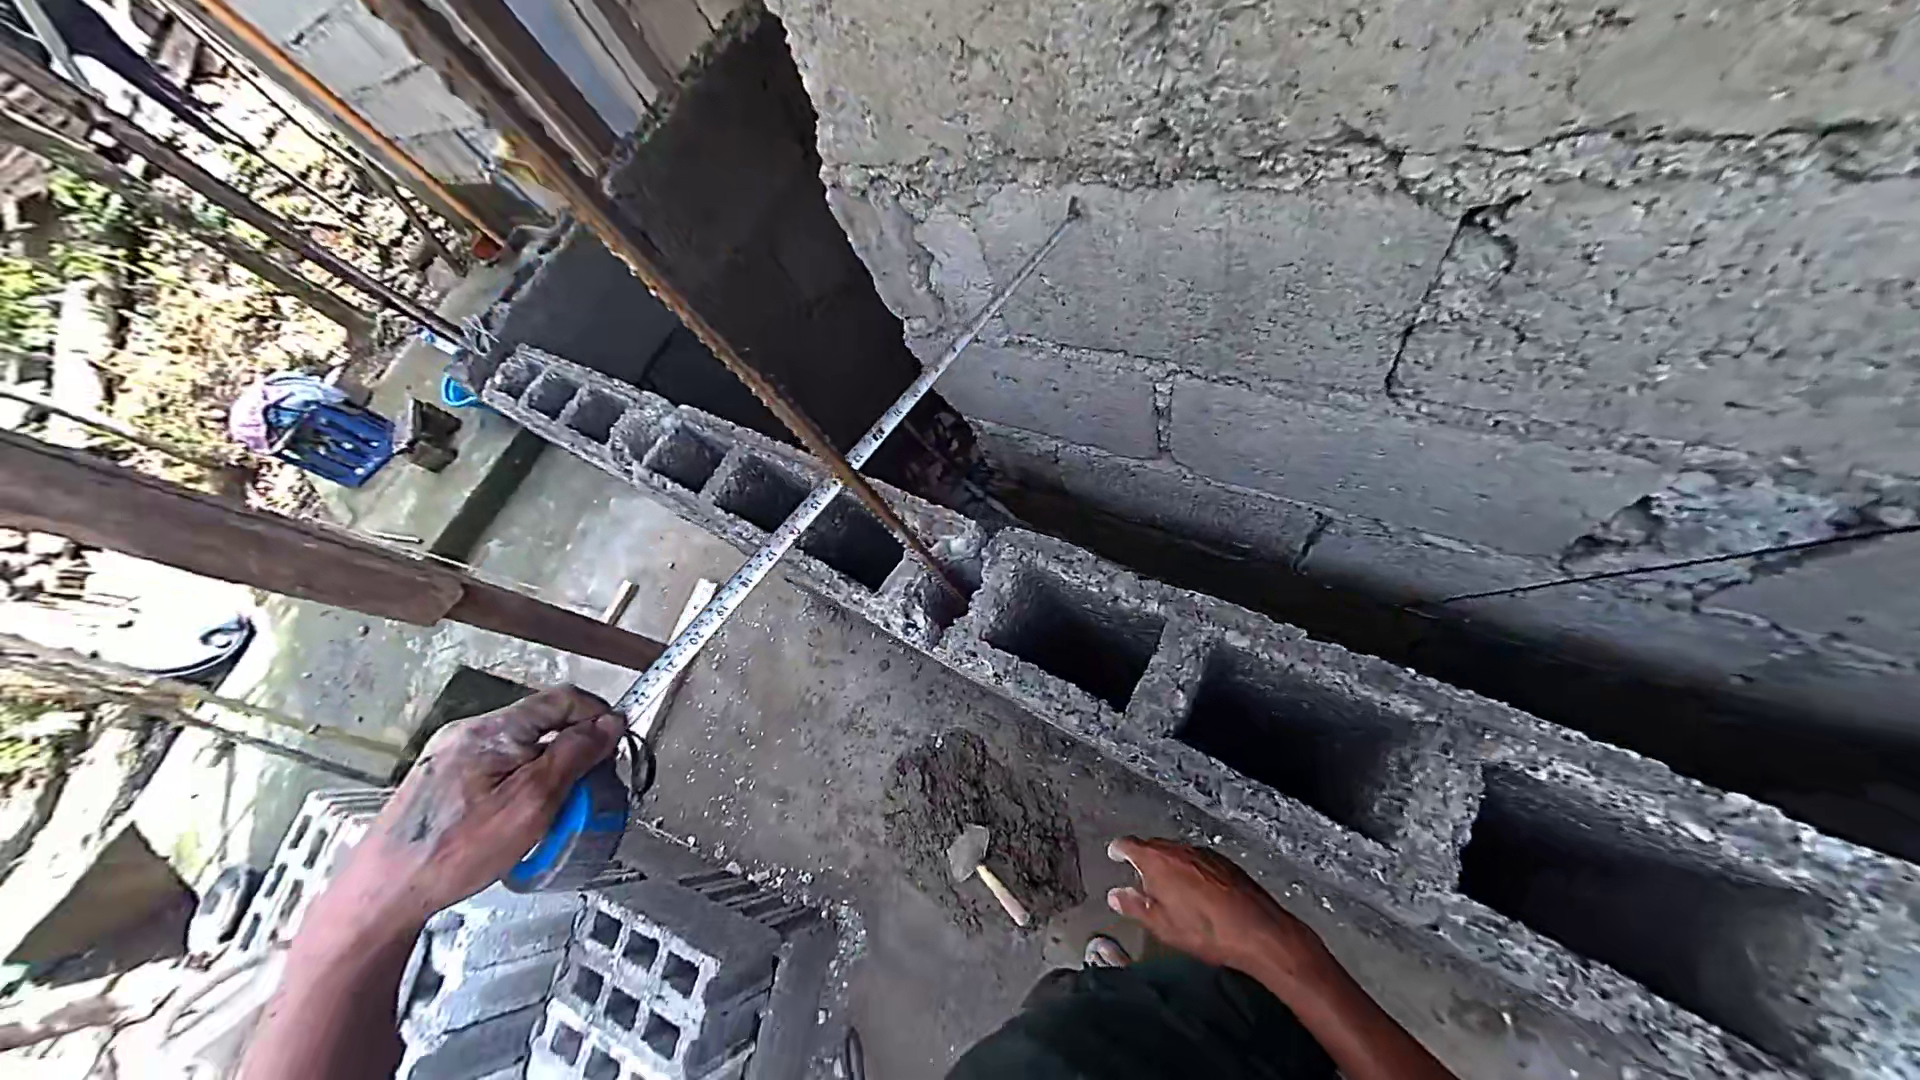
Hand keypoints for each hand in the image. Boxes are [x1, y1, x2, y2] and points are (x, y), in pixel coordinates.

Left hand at [317, 686, 625, 939]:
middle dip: (575, 749)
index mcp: (492, 729)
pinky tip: (521, 816)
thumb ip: (576, 755)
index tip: (615, 742)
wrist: (379, 901)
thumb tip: (609, 724)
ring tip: (555, 807)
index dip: (599, 716)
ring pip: (524, 746)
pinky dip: (524, 782)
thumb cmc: (450, 855)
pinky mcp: (442, 780)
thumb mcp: (534, 802)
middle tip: (588, 784)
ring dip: (550, 768)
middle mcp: (468, 733)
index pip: (565, 698)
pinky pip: (500, 766)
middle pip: (545, 722)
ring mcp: (451, 756)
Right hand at [1106, 836, 1334, 995]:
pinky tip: (1198, 895)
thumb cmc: (1206, 930)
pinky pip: (1197, 860)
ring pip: (1176, 854)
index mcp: (1156, 860)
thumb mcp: (1161, 925)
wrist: (1256, 931)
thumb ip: (1134, 906)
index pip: (1128, 844)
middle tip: (1142, 881)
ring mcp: (1202, 853)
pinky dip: (1191, 871)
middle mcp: (1178, 849)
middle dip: (1144, 861)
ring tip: (1172, 893)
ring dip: (1169, 867)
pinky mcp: (1222, 861)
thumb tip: (1116, 895)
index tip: (1115, 854)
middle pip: (1152, 847)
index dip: (1118, 850)